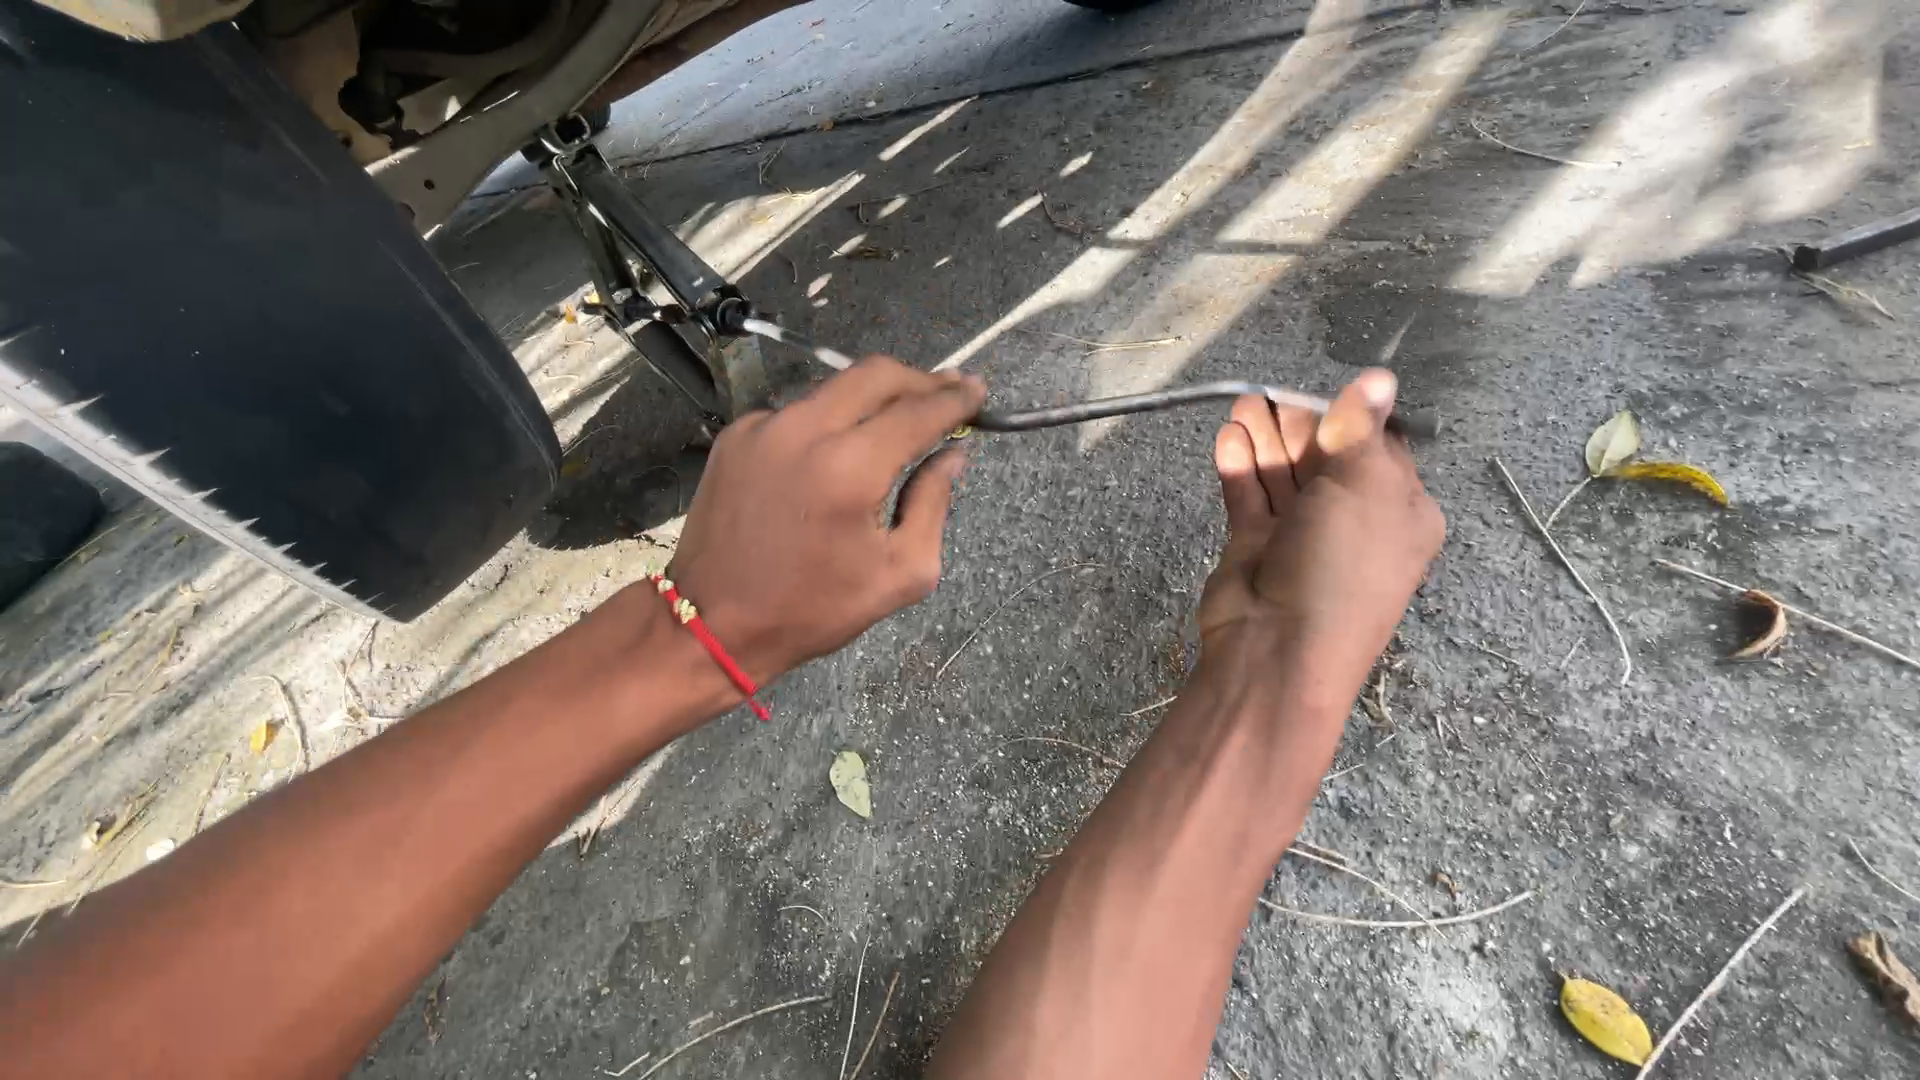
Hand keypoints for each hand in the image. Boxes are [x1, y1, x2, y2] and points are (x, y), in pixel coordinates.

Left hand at [665, 356, 985, 682]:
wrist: (712, 624)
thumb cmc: (814, 609)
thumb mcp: (900, 574)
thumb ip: (933, 504)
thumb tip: (952, 456)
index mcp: (850, 468)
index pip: (918, 411)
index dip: (956, 398)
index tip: (979, 391)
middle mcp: (804, 430)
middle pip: (876, 375)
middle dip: (920, 379)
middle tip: (947, 393)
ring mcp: (763, 427)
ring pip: (834, 389)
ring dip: (873, 398)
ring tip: (897, 421)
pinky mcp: (736, 436)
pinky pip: (797, 413)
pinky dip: (828, 422)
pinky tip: (836, 452)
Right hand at [1197, 369, 1443, 705]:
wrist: (1278, 650)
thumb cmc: (1340, 567)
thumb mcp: (1364, 489)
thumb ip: (1361, 428)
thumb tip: (1379, 376)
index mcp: (1399, 511)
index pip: (1378, 449)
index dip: (1349, 417)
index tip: (1320, 389)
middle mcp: (1351, 521)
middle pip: (1324, 458)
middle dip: (1296, 424)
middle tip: (1266, 391)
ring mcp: (1300, 536)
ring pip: (1282, 475)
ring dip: (1263, 439)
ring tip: (1240, 404)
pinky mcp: (1256, 547)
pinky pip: (1249, 499)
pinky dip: (1239, 468)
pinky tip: (1227, 439)